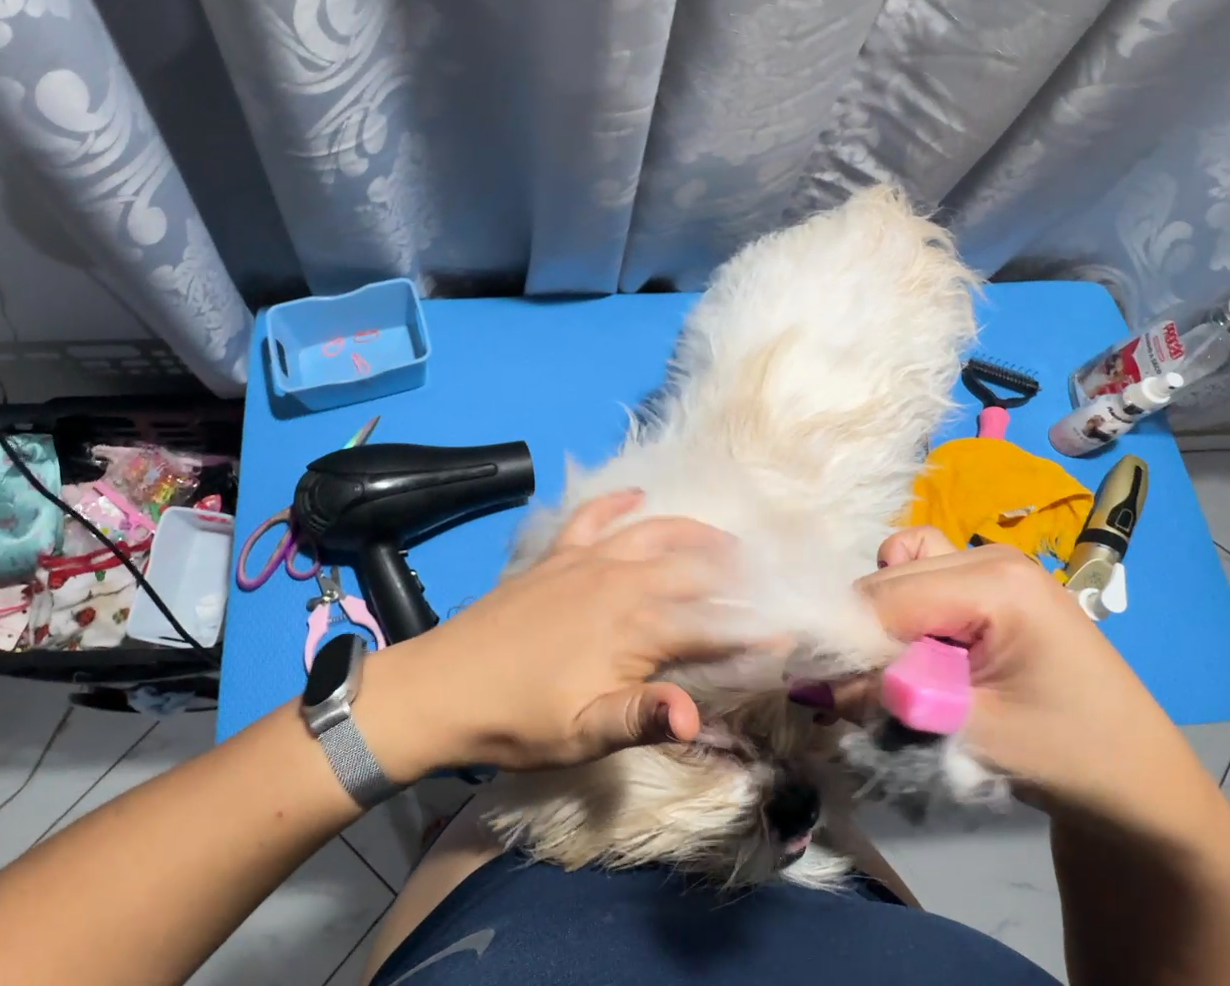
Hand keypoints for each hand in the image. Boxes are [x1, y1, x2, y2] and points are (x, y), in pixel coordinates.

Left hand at [354, 490, 738, 782]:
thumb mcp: (584, 733)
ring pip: (652, 534)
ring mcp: (583, 561)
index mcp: (634, 627)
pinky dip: (617, 503)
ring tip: (727, 540)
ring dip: (694, 534)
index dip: (752, 631)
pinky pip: (592, 517)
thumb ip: (643, 718)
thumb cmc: (517, 720)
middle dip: (737, 576)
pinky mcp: (554, 557)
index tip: (788, 635)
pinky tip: (636, 495)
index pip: (710, 624)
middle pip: (692, 569)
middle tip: (770, 581)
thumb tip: (698, 716)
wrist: (440, 687)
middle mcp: (618, 581)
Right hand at [810, 527, 1215, 828]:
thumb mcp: (972, 733)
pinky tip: (916, 649)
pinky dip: (898, 607)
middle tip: (849, 699)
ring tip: (894, 678)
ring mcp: (988, 563)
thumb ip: (889, 698)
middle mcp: (988, 556)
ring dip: (877, 627)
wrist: (1140, 780)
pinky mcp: (985, 583)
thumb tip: (808, 683)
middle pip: (882, 583)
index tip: (812, 692)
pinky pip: (915, 575)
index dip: (841, 644)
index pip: (883, 599)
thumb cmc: (1070, 757)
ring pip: (890, 578)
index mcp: (996, 582)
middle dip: (857, 639)